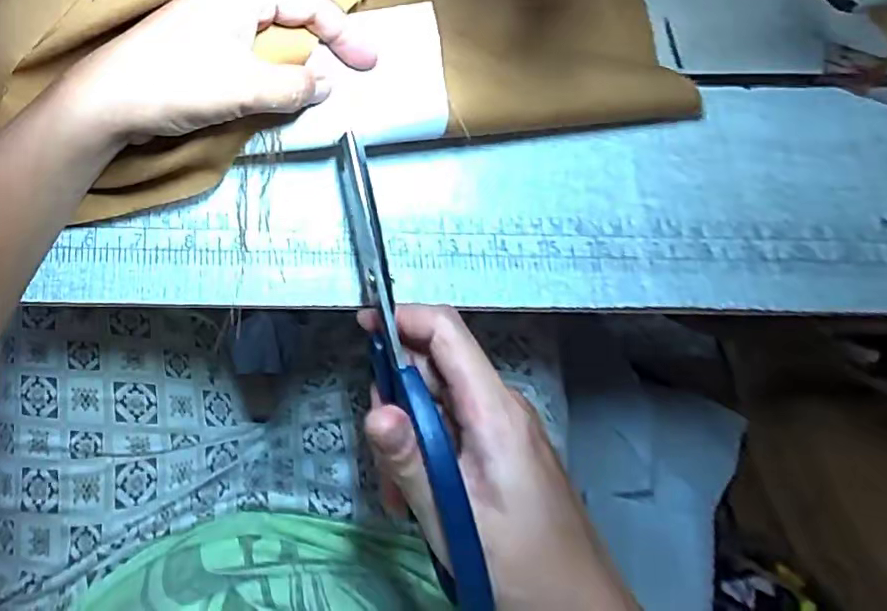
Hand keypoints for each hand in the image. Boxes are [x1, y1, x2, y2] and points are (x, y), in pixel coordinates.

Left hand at [56, 0, 376, 144]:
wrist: (103, 100)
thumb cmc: (177, 83)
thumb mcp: (246, 87)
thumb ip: (295, 85)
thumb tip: (325, 84)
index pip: (310, 5)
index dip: (346, 35)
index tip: (369, 65)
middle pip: (289, 16)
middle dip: (319, 46)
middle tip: (345, 75)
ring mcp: (205, 17)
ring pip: (265, 36)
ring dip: (290, 62)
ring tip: (310, 88)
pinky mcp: (191, 41)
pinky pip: (242, 50)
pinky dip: (263, 69)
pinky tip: (268, 90)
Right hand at [360, 306, 636, 610]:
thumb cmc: (524, 569)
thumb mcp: (455, 518)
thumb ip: (410, 462)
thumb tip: (374, 410)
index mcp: (494, 410)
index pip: (445, 329)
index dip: (401, 317)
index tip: (362, 328)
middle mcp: (499, 406)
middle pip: (431, 366)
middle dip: (394, 397)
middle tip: (382, 452)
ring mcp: (501, 427)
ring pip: (434, 400)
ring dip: (406, 434)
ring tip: (400, 492)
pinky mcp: (500, 449)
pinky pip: (449, 427)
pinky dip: (424, 451)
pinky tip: (420, 496)